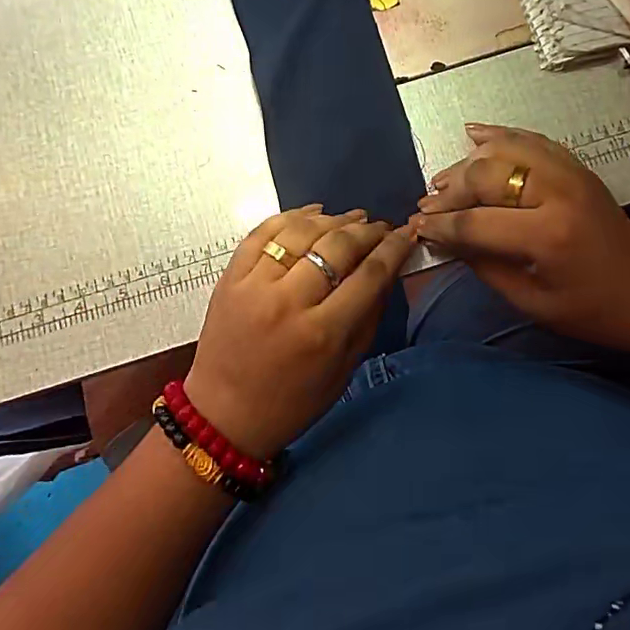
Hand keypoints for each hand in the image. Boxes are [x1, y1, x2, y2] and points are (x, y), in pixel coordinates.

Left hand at [182, 205, 417, 458]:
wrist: (224, 416)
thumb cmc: (292, 403)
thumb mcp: (344, 370)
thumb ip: (369, 318)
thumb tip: (388, 271)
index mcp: (323, 333)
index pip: (369, 274)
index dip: (394, 248)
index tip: (405, 235)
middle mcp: (289, 302)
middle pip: (338, 246)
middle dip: (367, 230)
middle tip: (380, 227)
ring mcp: (254, 286)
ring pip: (301, 232)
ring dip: (333, 219)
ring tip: (351, 218)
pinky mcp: (229, 278)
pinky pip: (262, 233)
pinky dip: (290, 216)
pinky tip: (313, 213)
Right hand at [415, 124, 629, 352]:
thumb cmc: (591, 310)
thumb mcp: (531, 301)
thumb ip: (484, 265)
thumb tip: (444, 239)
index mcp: (547, 235)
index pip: (476, 221)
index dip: (440, 225)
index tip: (415, 227)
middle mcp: (557, 191)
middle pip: (486, 174)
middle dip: (450, 191)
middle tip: (427, 207)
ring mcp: (570, 172)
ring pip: (505, 149)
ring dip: (469, 162)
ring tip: (443, 180)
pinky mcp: (576, 167)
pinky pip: (531, 139)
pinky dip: (500, 136)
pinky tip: (474, 136)